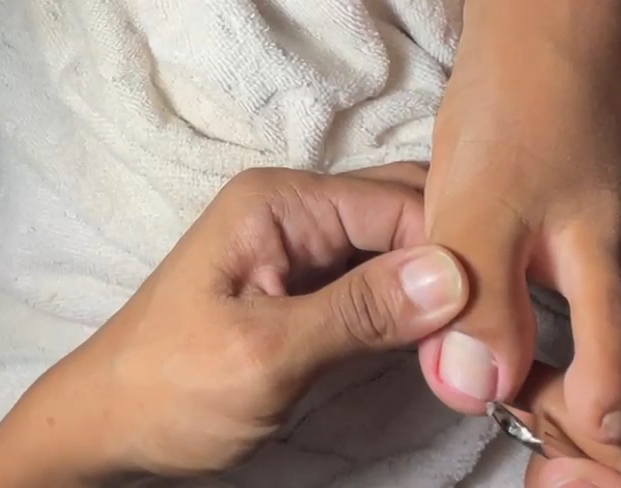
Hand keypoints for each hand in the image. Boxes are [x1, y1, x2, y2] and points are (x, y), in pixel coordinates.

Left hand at [0, 164, 468, 484]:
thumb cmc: (174, 384)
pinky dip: (414, 303)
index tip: (506, 308)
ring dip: (438, 283)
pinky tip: (447, 334)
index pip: (394, 202)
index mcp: (279, 201)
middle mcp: (294, 207)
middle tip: (507, 320)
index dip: (454, 247)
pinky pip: (376, 277)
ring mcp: (301, 243)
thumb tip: (454, 273)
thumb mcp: (267, 353)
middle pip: (399, 211)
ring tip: (489, 333)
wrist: (113, 420)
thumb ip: (358, 311)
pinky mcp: (308, 283)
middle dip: (453, 255)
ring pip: (394, 245)